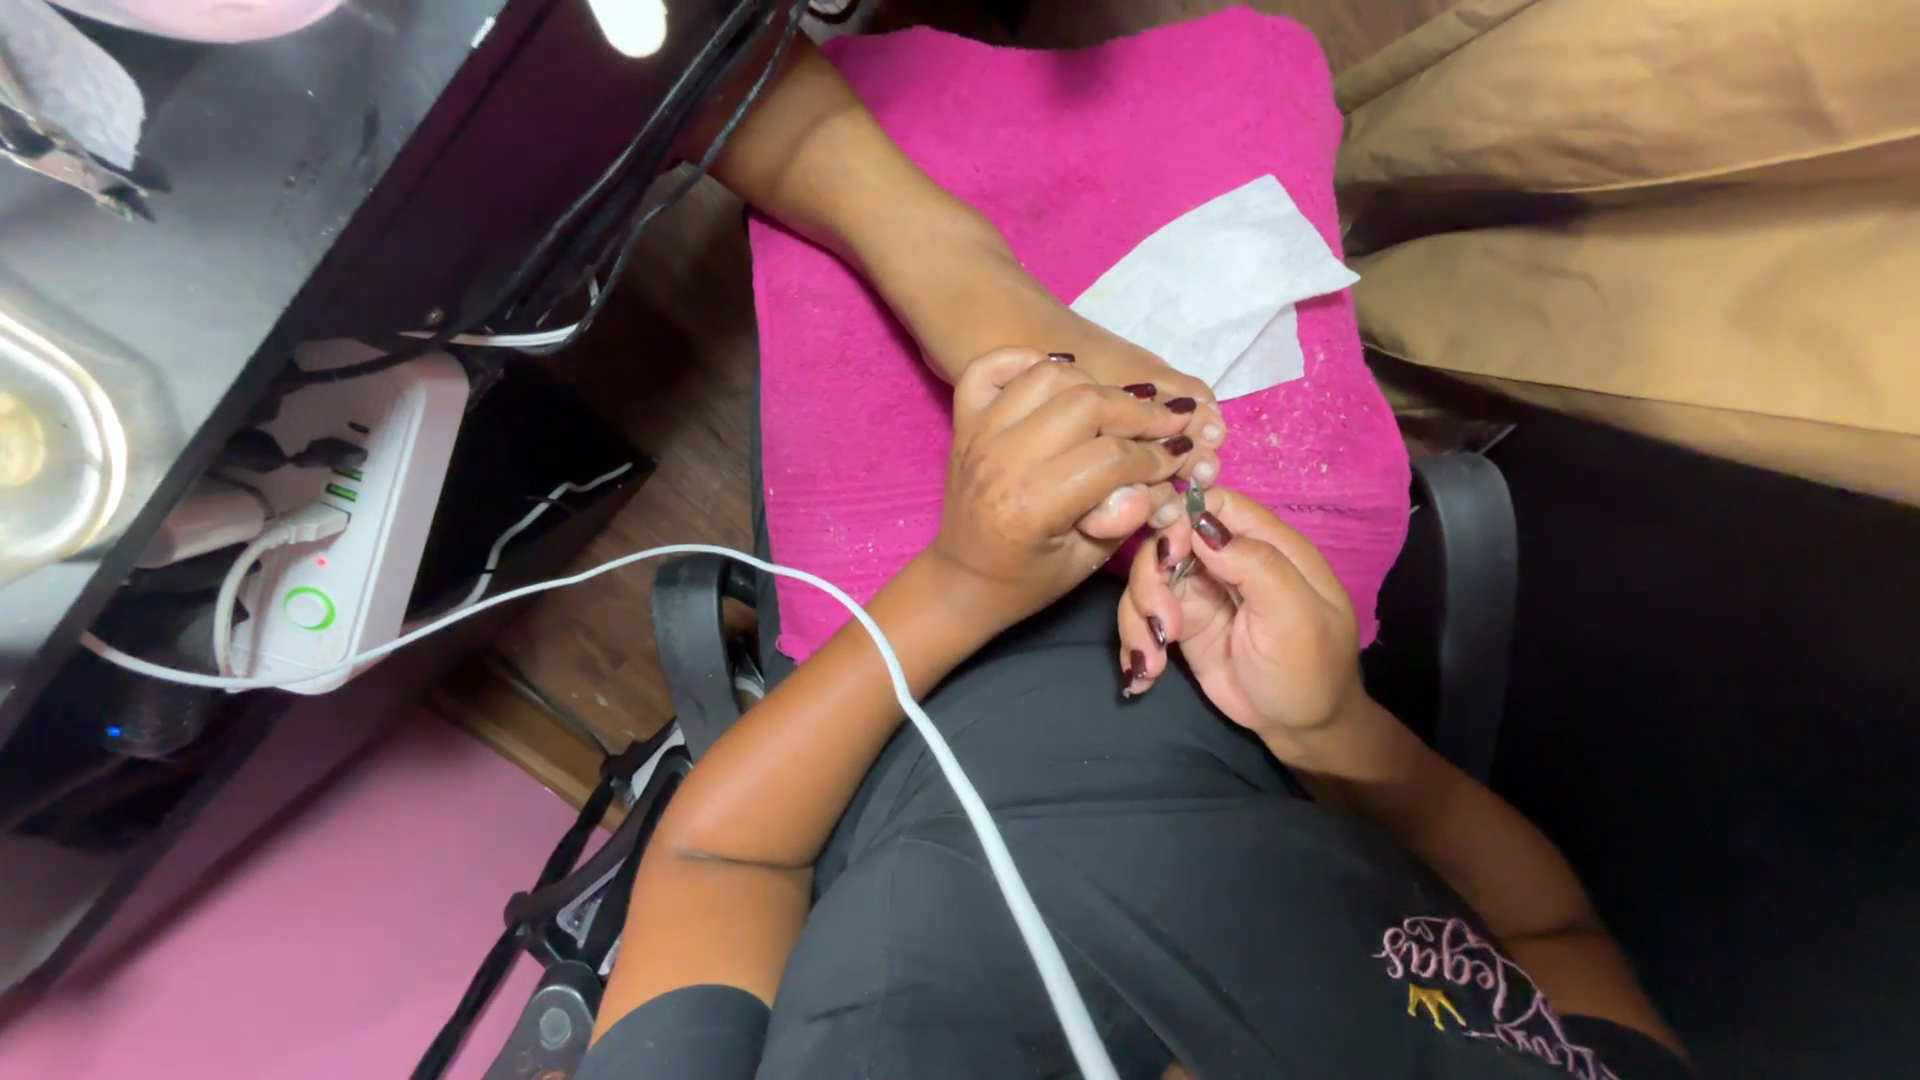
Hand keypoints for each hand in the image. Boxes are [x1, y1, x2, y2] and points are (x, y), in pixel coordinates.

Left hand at [929, 347, 1195, 634]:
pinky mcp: (965, 421)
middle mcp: (1001, 460)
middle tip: (1165, 426)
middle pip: (1086, 402)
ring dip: (1092, 385)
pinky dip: (1025, 360)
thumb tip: (1167, 476)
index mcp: (1030, 506)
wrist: (963, 580)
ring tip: (1116, 409)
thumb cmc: (1028, 580)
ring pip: (1049, 374)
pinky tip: (1057, 378)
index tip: (1176, 461)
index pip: (1111, 457)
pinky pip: (991, 366)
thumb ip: (1130, 515)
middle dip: (1138, 413)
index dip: (1155, 457)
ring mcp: (979, 434)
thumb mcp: (1087, 562)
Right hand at [1116, 487, 1365, 763]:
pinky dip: (1134, 643)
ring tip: (1152, 661)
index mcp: (1265, 546)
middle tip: (1161, 624)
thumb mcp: (1295, 616)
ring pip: (1145, 581)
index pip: (1214, 505)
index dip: (1181, 519)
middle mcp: (1226, 561)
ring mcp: (1199, 593)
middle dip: (1149, 580)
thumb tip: (1202, 525)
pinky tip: (1146, 673)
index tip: (1167, 556)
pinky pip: (1141, 617)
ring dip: (1138, 618)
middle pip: (1166, 542)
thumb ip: (1256, 564)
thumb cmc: (1310, 668)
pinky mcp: (1179, 624)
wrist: (1300, 728)